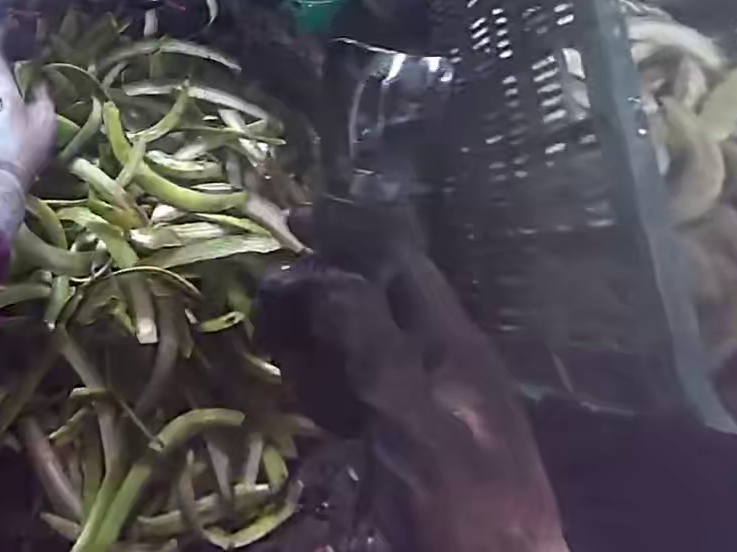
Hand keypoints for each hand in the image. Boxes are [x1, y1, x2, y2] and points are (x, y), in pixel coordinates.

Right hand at [257, 231, 566, 551]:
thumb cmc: (465, 514)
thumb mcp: (417, 424)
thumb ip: (372, 342)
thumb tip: (323, 272)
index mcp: (450, 340)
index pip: (397, 258)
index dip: (348, 231)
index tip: (293, 222)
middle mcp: (431, 353)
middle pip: (363, 292)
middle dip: (314, 289)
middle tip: (270, 305)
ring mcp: (413, 390)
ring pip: (347, 333)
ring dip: (309, 336)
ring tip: (282, 354)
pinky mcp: (394, 423)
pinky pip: (345, 378)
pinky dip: (317, 378)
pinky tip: (307, 403)